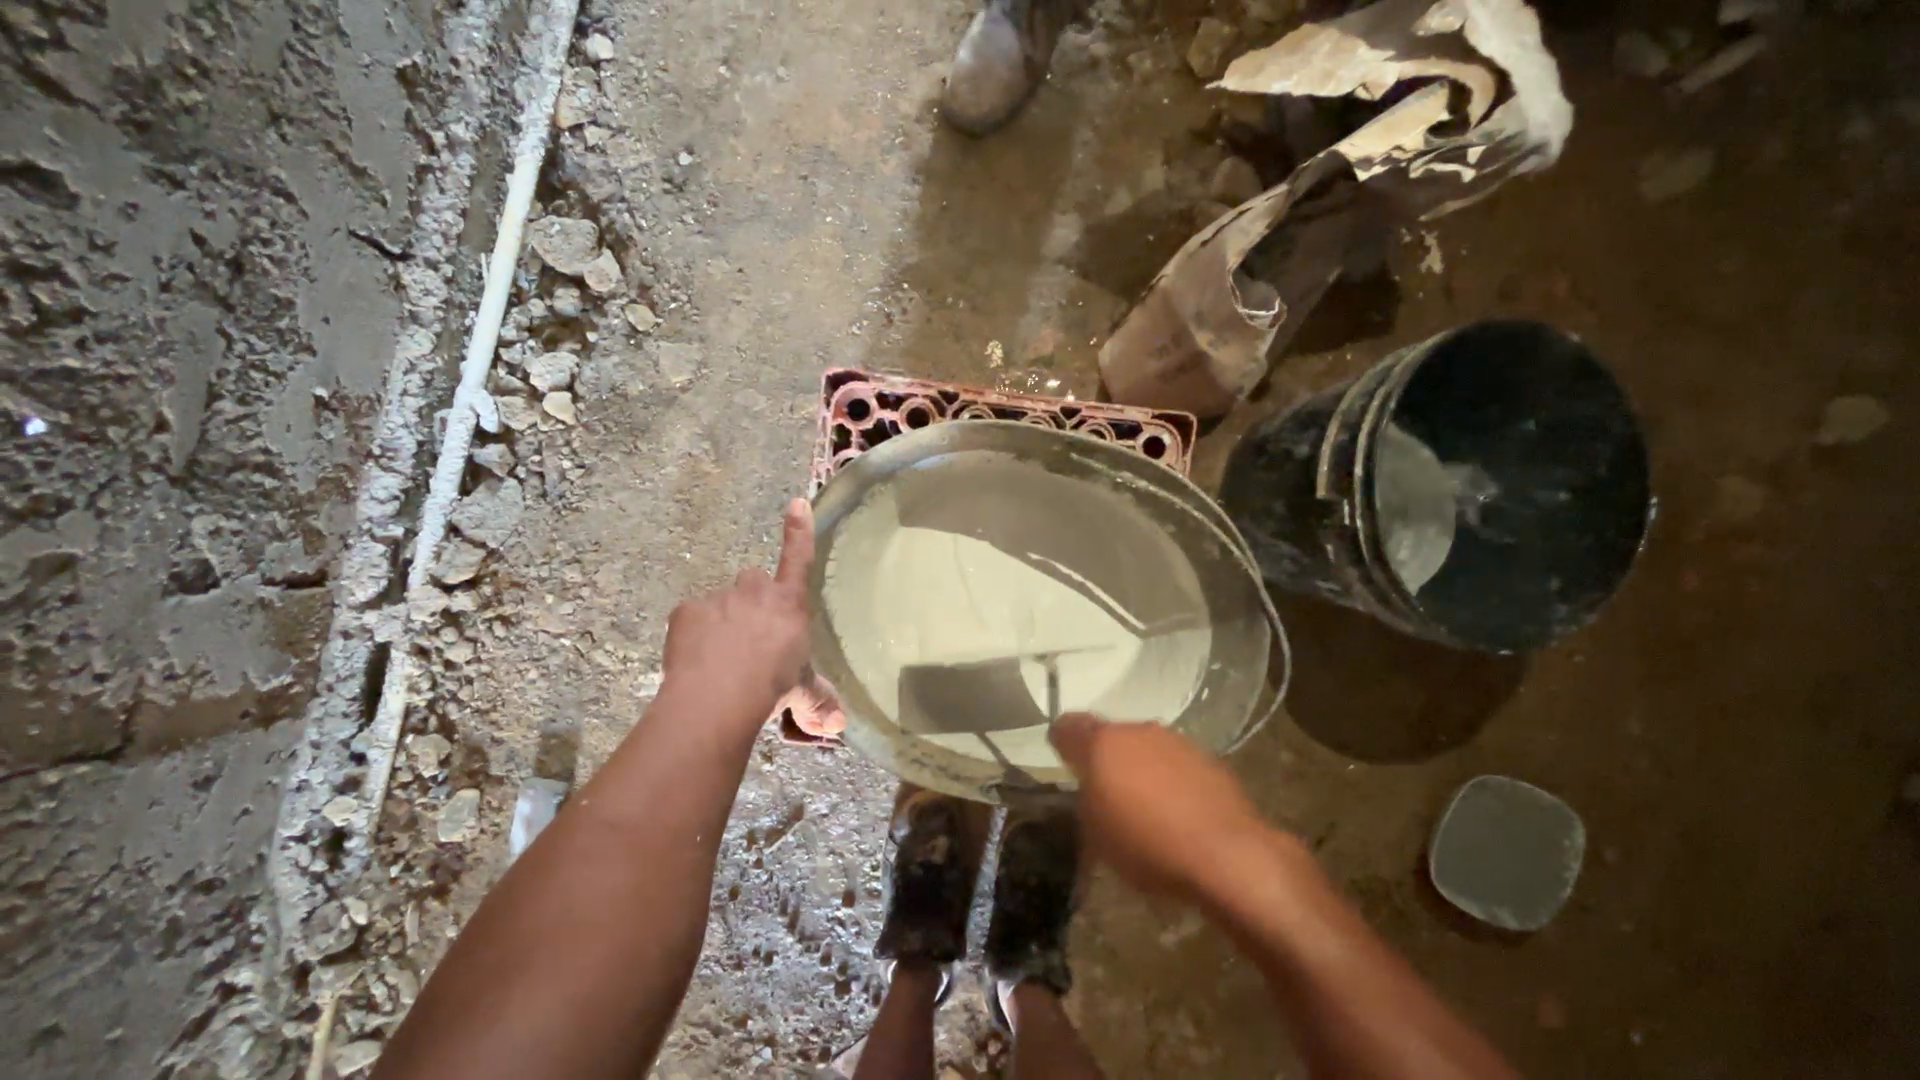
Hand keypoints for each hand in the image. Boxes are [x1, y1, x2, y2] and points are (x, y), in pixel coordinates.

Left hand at [661, 498, 814, 712]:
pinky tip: (696, 661)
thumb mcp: (800, 692)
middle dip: (751, 603)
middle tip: (749, 639)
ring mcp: (718, 598)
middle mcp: (755, 591)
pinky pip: (692, 618)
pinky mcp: (687, 610)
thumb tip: (837, 724)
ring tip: (720, 659)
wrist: (718, 696)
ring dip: (722, 621)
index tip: (797, 502)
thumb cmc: (770, 688)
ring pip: (721, 603)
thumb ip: (817, 700)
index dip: (799, 531)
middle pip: (754, 582)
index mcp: (789, 605)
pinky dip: (694, 634)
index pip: (798, 558)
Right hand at [1049, 713, 1272, 904]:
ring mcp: (1177, 741)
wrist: (1227, 854)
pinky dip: (1171, 780)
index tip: (1065, 763)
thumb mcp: (1096, 835)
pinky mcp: (1209, 758)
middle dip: (1106, 759)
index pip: (1068, 725)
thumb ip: (1087, 800)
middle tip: (1106, 794)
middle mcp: (1138, 731)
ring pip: (1146, 748)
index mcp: (1102, 744)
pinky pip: (1176, 764)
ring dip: (1140, 769)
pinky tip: (1179, 813)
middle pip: (1110, 736)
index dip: (1062, 742)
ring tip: (1146, 807)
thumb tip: (1092, 789)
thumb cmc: (1148, 845)